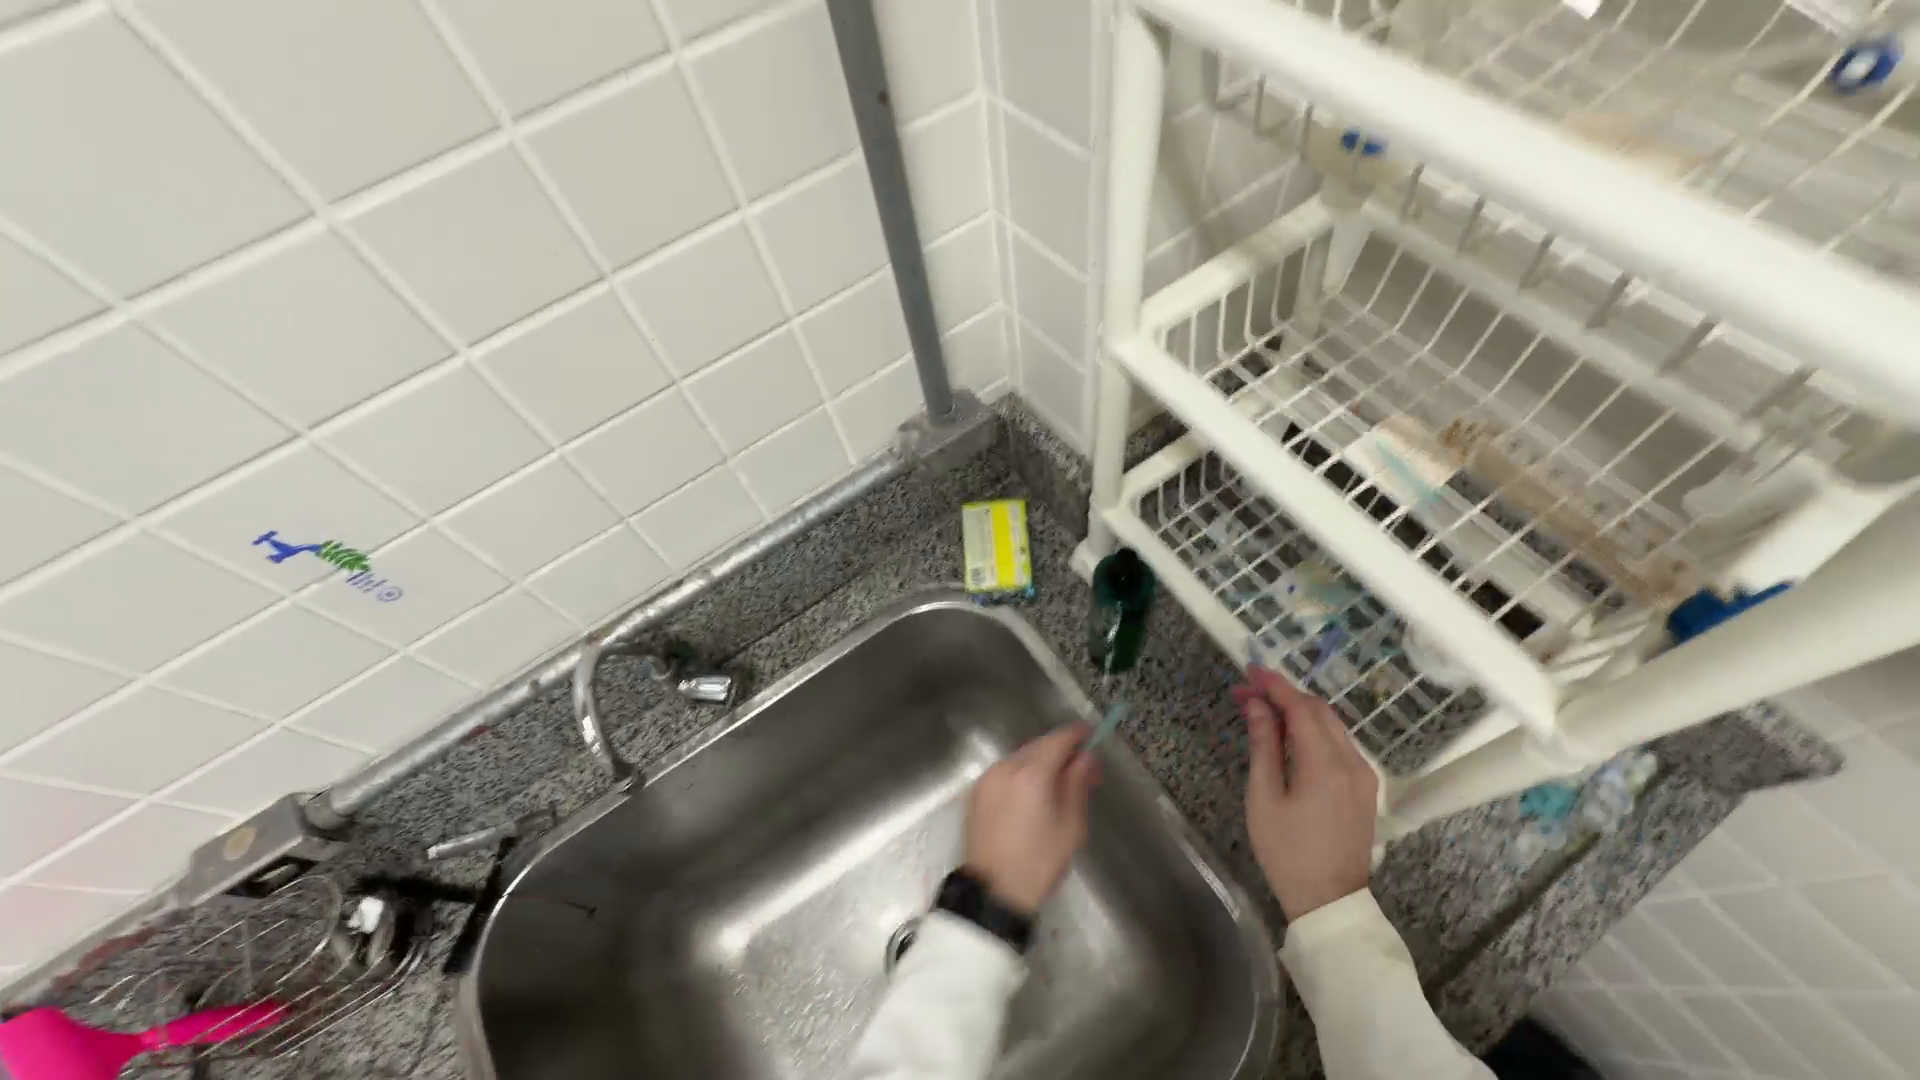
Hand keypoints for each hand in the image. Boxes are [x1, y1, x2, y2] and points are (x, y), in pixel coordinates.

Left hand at [963, 724, 1101, 915]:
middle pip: (1038, 746)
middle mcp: (1005, 768)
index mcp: (1031, 774)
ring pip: (1021, 758)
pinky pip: (1005, 772)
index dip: (1077, 735)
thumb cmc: (1039, 862)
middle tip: (1084, 771)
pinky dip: (1022, 774)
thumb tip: (1086, 756)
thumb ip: (1078, 784)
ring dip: (1041, 762)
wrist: (993, 893)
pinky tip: (1034, 795)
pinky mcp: (976, 793)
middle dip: (1062, 752)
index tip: (1093, 736)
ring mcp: (987, 779)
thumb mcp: (1071, 826)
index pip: (1058, 739)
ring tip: (1060, 786)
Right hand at [1233, 666, 1377, 920]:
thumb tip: (1257, 707)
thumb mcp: (1264, 798)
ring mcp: (1364, 776)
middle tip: (1247, 691)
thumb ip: (1263, 746)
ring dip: (1298, 711)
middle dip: (1284, 694)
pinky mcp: (1365, 788)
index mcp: (1326, 765)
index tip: (1249, 672)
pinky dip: (1313, 730)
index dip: (1274, 685)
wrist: (1330, 901)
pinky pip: (1339, 744)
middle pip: (1320, 711)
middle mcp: (1353, 763)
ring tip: (1262, 709)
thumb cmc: (1287, 852)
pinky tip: (1289, 734)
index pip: (1301, 708)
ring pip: (1332, 725)